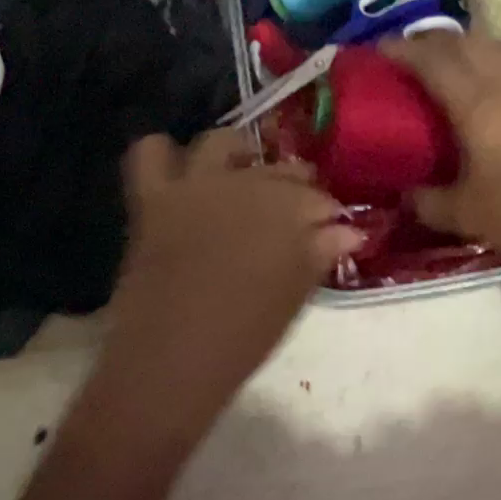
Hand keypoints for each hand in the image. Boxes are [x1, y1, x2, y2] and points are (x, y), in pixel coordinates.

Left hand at [106, 131, 360, 405]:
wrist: (173, 356)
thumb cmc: (243, 337)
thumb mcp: (294, 295)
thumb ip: (320, 253)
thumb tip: (349, 232)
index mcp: (287, 208)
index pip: (317, 197)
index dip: (326, 213)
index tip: (329, 228)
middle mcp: (244, 182)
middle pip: (277, 169)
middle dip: (292, 182)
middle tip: (292, 208)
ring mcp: (197, 184)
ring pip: (220, 142)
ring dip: (236, 152)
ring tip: (241, 171)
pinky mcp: (155, 196)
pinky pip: (151, 153)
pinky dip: (162, 154)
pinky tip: (176, 172)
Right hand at [384, 32, 500, 279]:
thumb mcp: (465, 215)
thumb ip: (425, 200)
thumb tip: (402, 193)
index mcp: (478, 105)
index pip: (431, 60)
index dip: (400, 50)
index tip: (375, 51)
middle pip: (463, 41)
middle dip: (429, 42)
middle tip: (406, 59)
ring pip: (493, 47)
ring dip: (462, 47)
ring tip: (443, 68)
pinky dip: (489, 63)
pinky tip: (485, 91)